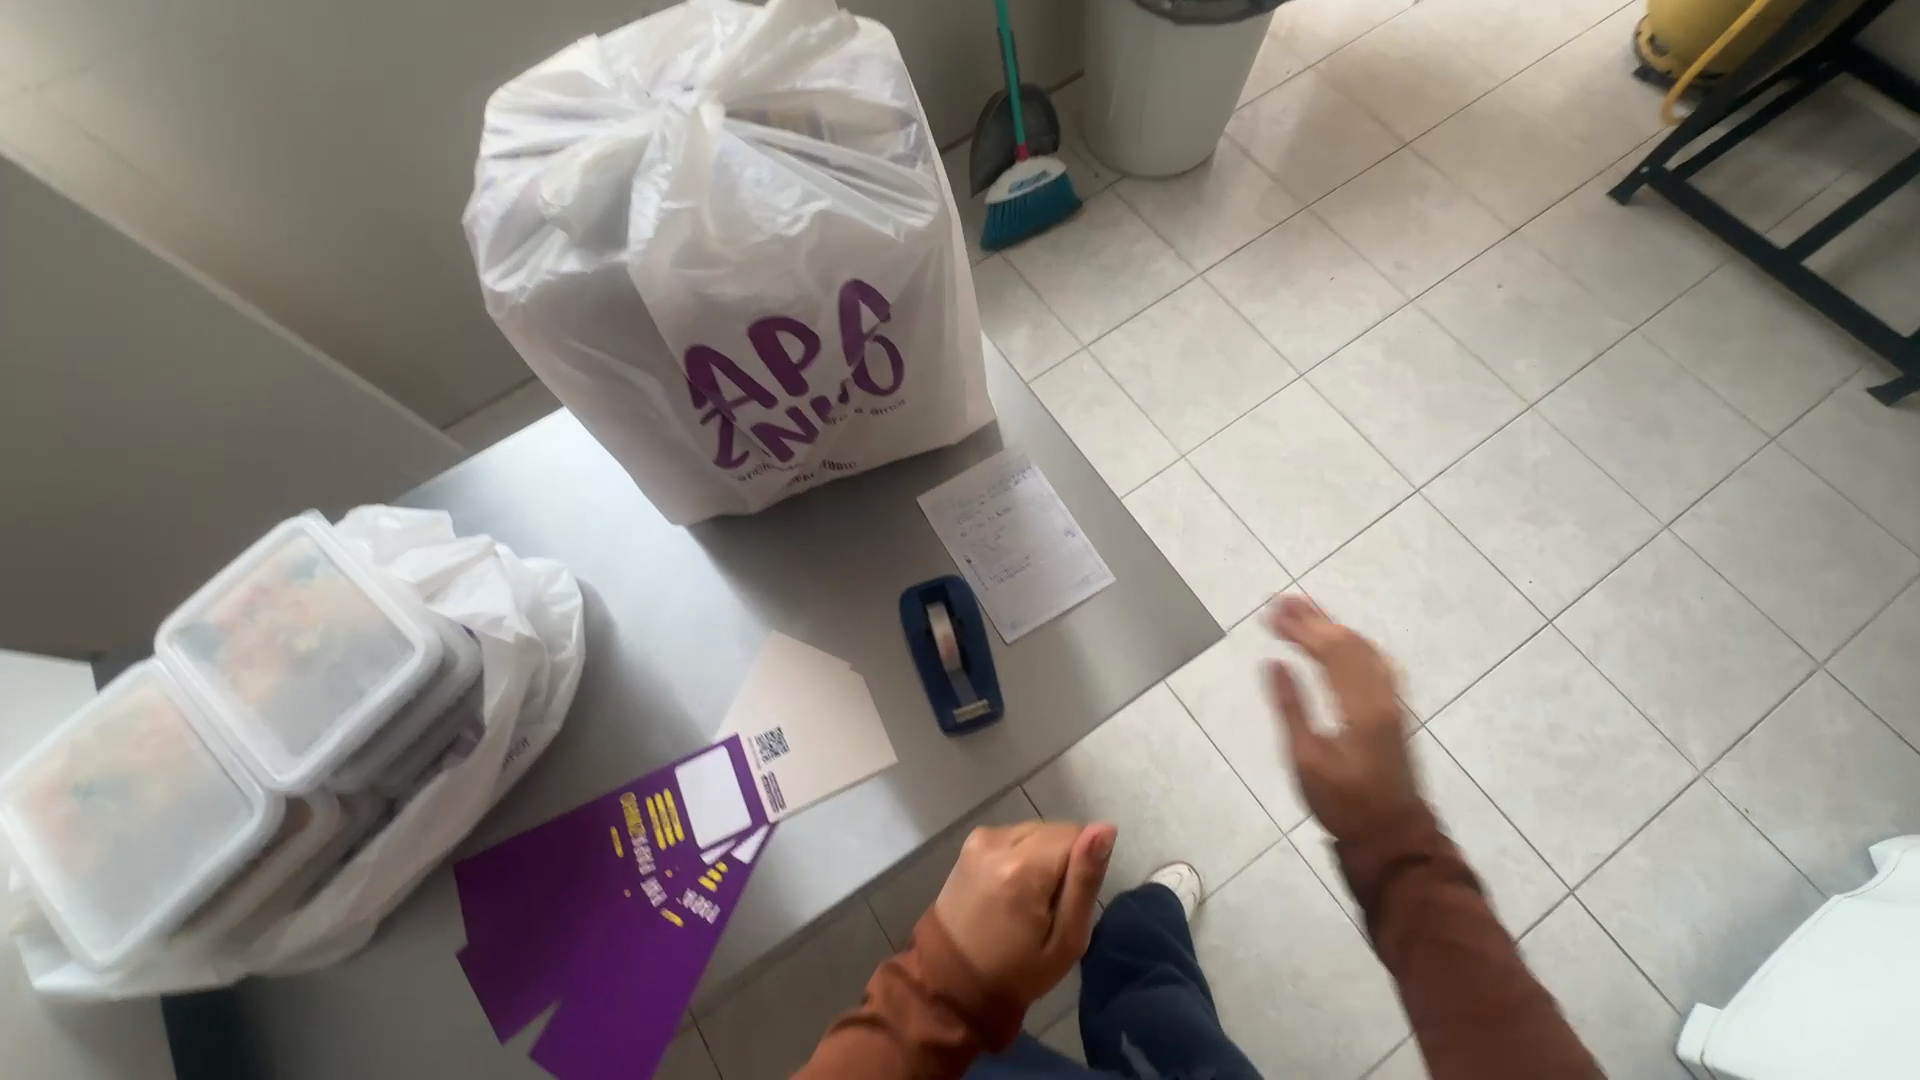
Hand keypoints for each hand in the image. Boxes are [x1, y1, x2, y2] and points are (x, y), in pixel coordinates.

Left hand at [933, 821, 1115, 1004]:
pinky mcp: (972, 840)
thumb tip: (1105, 827)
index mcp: (1023, 867)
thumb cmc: (1017, 970)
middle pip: (1055, 831)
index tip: (1069, 901)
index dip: (1083, 866)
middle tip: (1051, 906)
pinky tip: (1013, 887)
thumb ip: (1085, 880)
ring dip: (1044, 857)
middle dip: (1063, 861)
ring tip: (1030, 899)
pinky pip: (1016, 835)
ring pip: (1037, 831)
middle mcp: (999, 839)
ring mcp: (981, 837)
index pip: (1077, 835)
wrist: (954, 978)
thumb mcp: (1065, 939)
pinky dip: (1023, 855)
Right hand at [1264, 595, 1420, 842]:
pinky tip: (1342, 638)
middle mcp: (1382, 697)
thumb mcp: (1305, 759)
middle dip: (1313, 619)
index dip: (1299, 630)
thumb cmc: (1341, 802)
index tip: (1270, 615)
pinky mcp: (1394, 711)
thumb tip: (1274, 663)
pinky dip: (1354, 643)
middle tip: (1280, 602)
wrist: (1391, 835)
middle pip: (1348, 645)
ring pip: (1365, 650)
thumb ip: (1291, 707)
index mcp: (1360, 708)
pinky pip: (1376, 663)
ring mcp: (1393, 703)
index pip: (1329, 653)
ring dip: (1333, 626)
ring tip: (1305, 609)